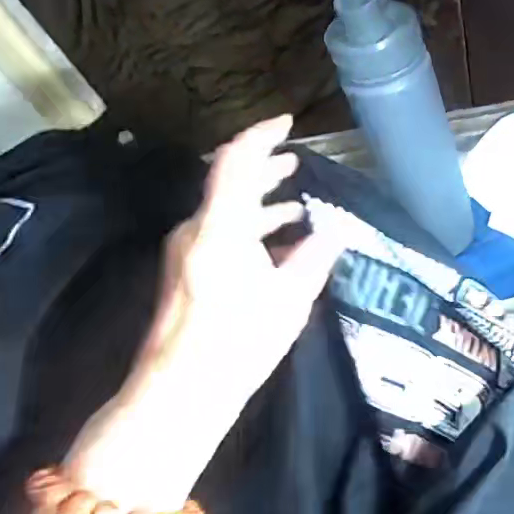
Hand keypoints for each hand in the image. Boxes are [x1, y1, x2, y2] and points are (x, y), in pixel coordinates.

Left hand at [70, 116, 345, 502]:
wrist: (179, 390)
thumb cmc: (238, 343)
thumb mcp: (289, 300)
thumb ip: (312, 258)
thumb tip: (333, 233)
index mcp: (221, 227)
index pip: (237, 161)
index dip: (262, 135)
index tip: (287, 123)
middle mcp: (196, 229)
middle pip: (229, 182)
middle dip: (265, 170)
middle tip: (295, 164)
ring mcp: (185, 250)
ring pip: (225, 210)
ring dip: (259, 203)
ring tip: (295, 205)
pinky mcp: (184, 270)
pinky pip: (218, 233)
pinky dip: (248, 229)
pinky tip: (276, 246)